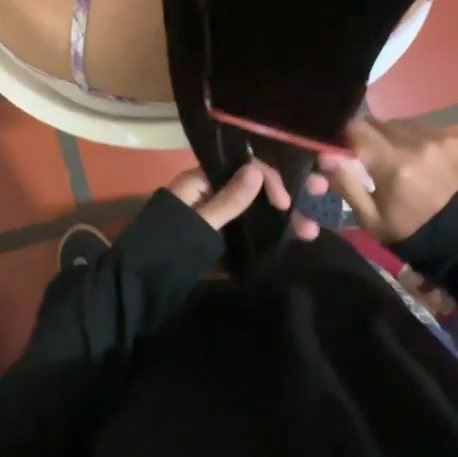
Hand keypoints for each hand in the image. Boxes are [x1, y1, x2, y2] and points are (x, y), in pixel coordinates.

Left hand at [166, 162, 319, 237]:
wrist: (140, 289)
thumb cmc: (165, 250)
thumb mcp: (198, 223)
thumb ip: (227, 199)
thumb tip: (256, 169)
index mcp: (198, 182)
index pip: (240, 167)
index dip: (268, 178)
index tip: (286, 202)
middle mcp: (208, 195)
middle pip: (252, 188)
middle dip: (284, 196)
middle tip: (317, 202)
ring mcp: (214, 219)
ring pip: (254, 212)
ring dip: (281, 219)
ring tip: (309, 232)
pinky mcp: (217, 243)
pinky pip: (246, 233)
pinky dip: (267, 237)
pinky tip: (291, 242)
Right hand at [317, 117, 457, 241]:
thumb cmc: (418, 235)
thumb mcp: (373, 221)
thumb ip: (346, 184)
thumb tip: (325, 154)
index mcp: (393, 165)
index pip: (355, 128)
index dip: (345, 136)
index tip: (345, 150)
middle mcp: (417, 143)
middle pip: (379, 122)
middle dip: (371, 138)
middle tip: (376, 161)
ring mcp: (443, 137)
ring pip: (404, 124)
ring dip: (397, 138)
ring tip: (406, 163)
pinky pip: (430, 129)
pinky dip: (423, 142)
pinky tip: (431, 164)